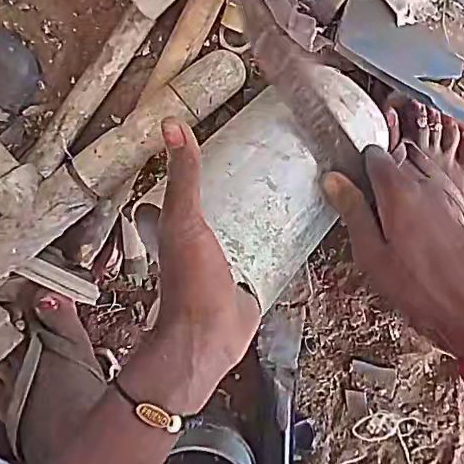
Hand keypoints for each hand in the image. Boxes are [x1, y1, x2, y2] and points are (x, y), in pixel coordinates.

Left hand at [121, 118, 259, 413]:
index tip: (200, 144)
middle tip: (252, 160)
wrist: (211, 338)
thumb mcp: (185, 220)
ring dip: (250, 211)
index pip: (173, 188)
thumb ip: (183, 176)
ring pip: (235, 226)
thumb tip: (171, 125)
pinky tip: (292, 223)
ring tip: (278, 182)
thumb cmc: (189, 281)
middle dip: (226, 187)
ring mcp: (220, 259)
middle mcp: (194, 240)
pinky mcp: (245, 275)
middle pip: (211, 205)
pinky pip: (260, 249)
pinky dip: (272, 237)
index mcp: (171, 225)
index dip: (181, 168)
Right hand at [322, 143, 463, 352]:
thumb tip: (334, 181)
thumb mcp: (372, 253)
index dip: (357, 167)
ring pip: (417, 168)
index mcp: (399, 190)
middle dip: (378, 174)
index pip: (373, 154)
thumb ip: (353, 210)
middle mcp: (426, 183)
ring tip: (388, 214)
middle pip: (396, 158)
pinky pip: (433, 184)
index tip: (348, 185)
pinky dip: (420, 191)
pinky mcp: (458, 206)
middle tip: (366, 205)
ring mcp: (446, 193)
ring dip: (401, 180)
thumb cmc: (423, 286)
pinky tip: (412, 222)